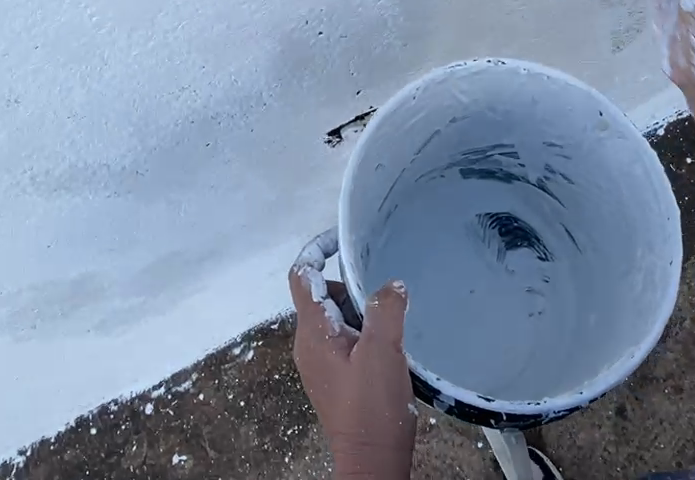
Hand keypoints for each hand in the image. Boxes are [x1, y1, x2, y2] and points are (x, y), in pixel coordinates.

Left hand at [287, 229, 414, 479]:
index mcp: (313, 332)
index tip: (342, 238)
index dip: (317, 250)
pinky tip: (388, 339)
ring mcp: (320, 362)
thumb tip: (392, 284)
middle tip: (381, 286)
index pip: (302, 276)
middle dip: (348, 282)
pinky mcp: (334, 376)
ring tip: (390, 314)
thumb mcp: (382, 350)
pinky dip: (362, 327)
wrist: (372, 462)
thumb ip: (385, 309)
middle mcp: (309, 344)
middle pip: (320, 293)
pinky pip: (343, 337)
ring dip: (359, 307)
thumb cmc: (372, 406)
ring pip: (334, 316)